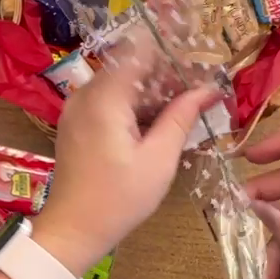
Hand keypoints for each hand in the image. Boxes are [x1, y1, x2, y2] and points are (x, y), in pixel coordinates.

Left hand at [31, 38, 219, 274]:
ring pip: (118, 83)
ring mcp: (75, 110)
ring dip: (150, 89)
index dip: (171, 47)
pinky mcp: (74, 125)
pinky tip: (156, 120)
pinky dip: (131, 104)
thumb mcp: (159, 159)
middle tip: (200, 85)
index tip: (200, 55)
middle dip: (165, 71)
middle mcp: (84, 95)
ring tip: (185, 103)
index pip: (138, 49)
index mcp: (104, 98)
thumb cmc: (118, 199)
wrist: (71, 231)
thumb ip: (181, 117)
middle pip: (129, 65)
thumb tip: (208, 87)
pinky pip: (106, 101)